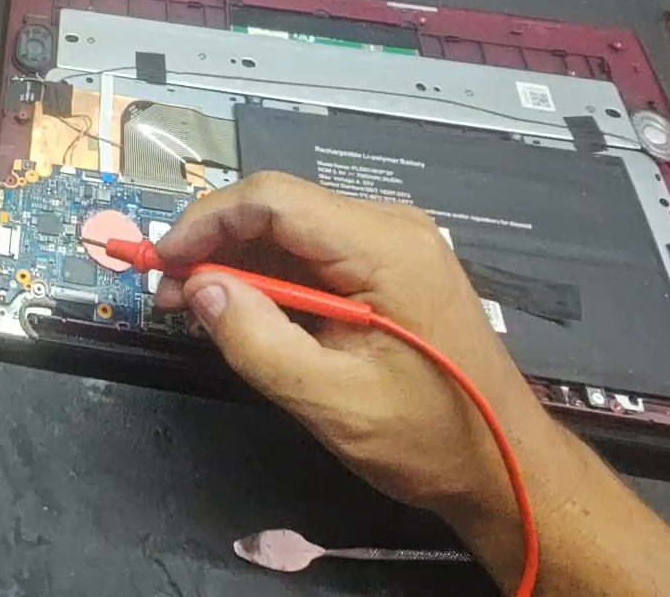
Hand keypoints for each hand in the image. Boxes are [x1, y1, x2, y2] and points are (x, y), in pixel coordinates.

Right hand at [153, 173, 567, 532]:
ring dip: (229, 260)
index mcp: (384, 247)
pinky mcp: (376, 261)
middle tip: (168, 291)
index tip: (162, 260)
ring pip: (280, 227)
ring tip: (192, 304)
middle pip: (272, 208)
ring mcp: (383, 240)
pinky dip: (259, 274)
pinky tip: (237, 306)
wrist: (507, 470)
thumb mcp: (332, 401)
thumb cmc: (429, 439)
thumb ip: (256, 340)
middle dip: (211, 243)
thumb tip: (196, 286)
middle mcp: (385, 226)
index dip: (206, 220)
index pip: (272, 199)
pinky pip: (300, 250)